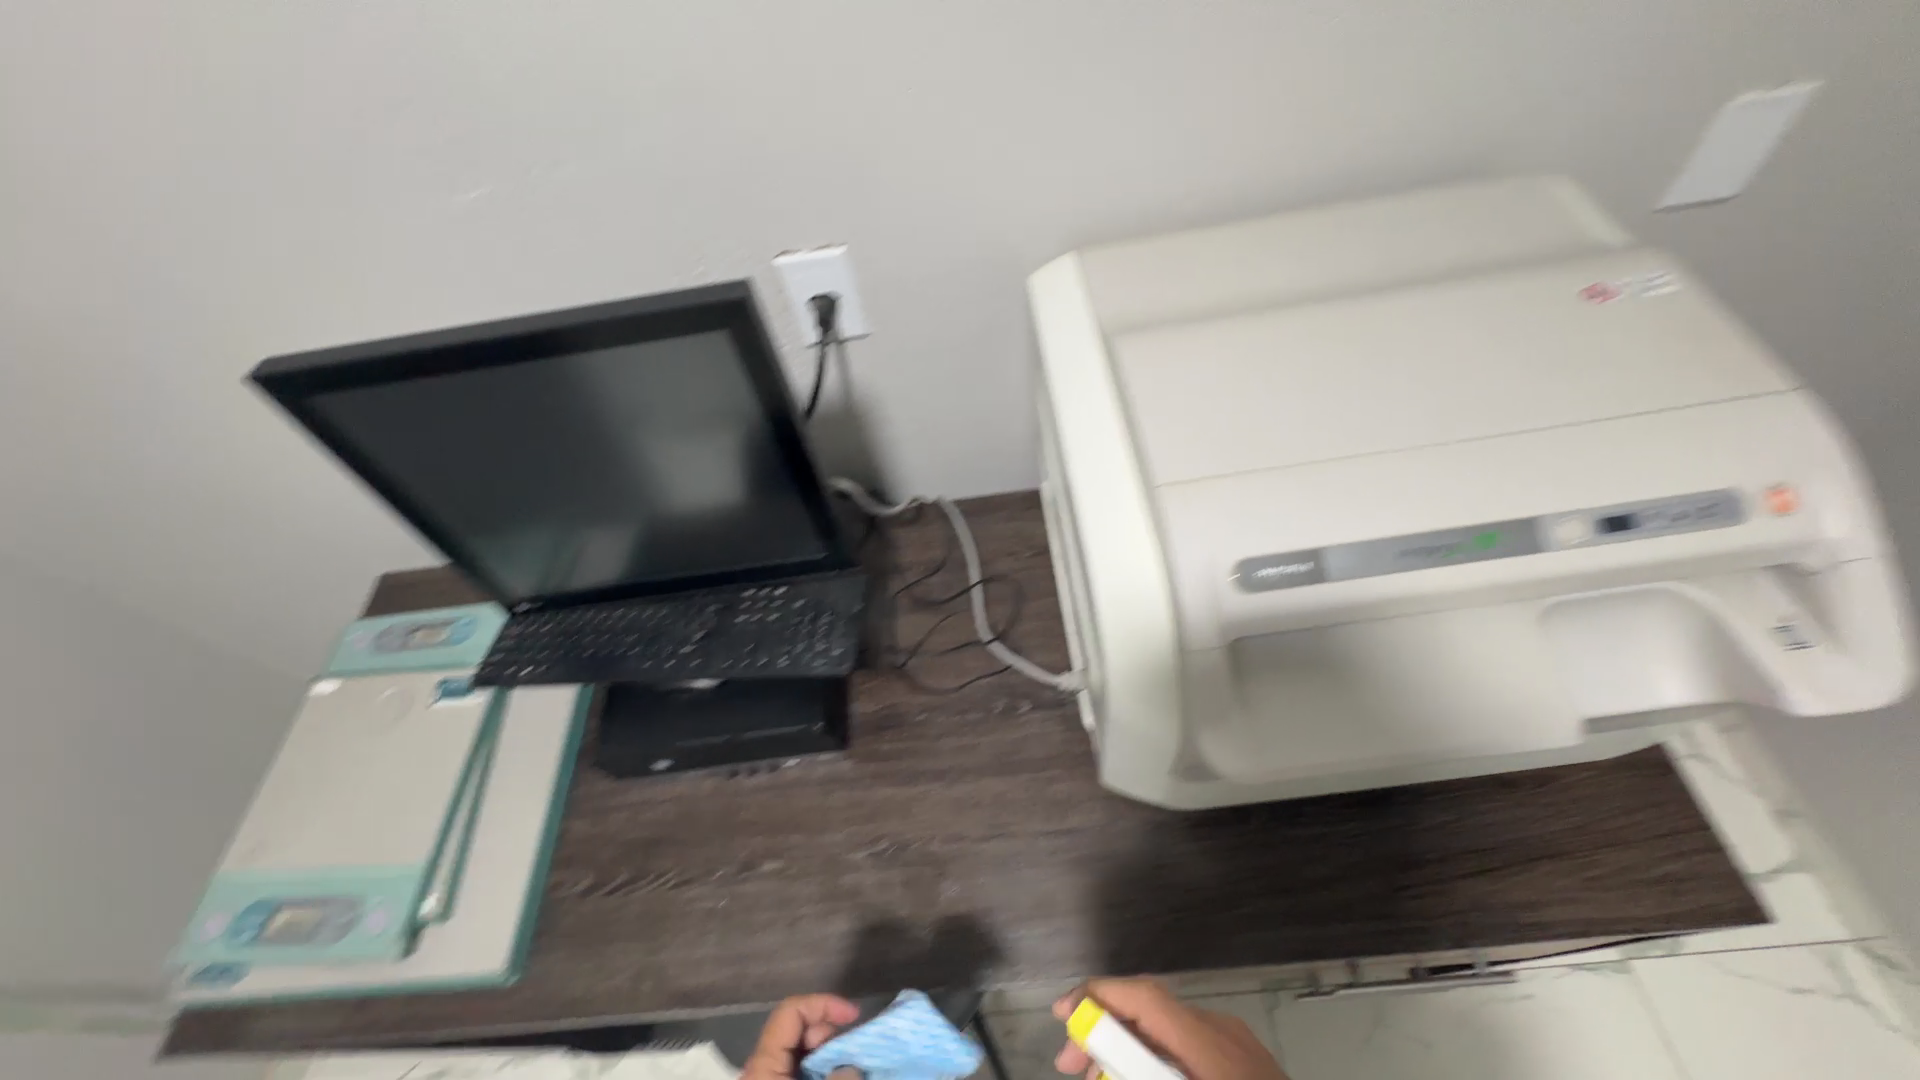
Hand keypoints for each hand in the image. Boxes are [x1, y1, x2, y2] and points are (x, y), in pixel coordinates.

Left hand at [742, 993, 862, 1079]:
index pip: (792, 1010)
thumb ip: (836, 1078)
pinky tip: (837, 1076)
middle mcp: (764, 1066)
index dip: (824, 1004)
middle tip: (857, 1054)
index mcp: (765, 1061)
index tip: (854, 1015)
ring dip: (831, 1057)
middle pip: (800, 1032)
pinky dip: (822, 1072)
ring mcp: (770, 1079)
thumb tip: (853, 1067)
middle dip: (832, 1035)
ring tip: (854, 1067)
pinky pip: (801, 1073)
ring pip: (804, 1056)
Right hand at [1052, 978, 1288, 1079]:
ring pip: (1166, 1029)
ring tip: (1096, 1078)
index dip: (1099, 997)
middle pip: (1150, 1009)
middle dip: (1103, 1028)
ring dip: (1126, 1047)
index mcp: (1211, 1047)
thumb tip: (1106, 1071)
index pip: (1147, 999)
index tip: (1063, 1016)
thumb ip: (1142, 1070)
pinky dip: (1154, 1059)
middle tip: (1066, 1066)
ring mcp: (1237, 1047)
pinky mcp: (1244, 1063)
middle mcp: (1223, 1034)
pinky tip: (1139, 1076)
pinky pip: (1186, 1047)